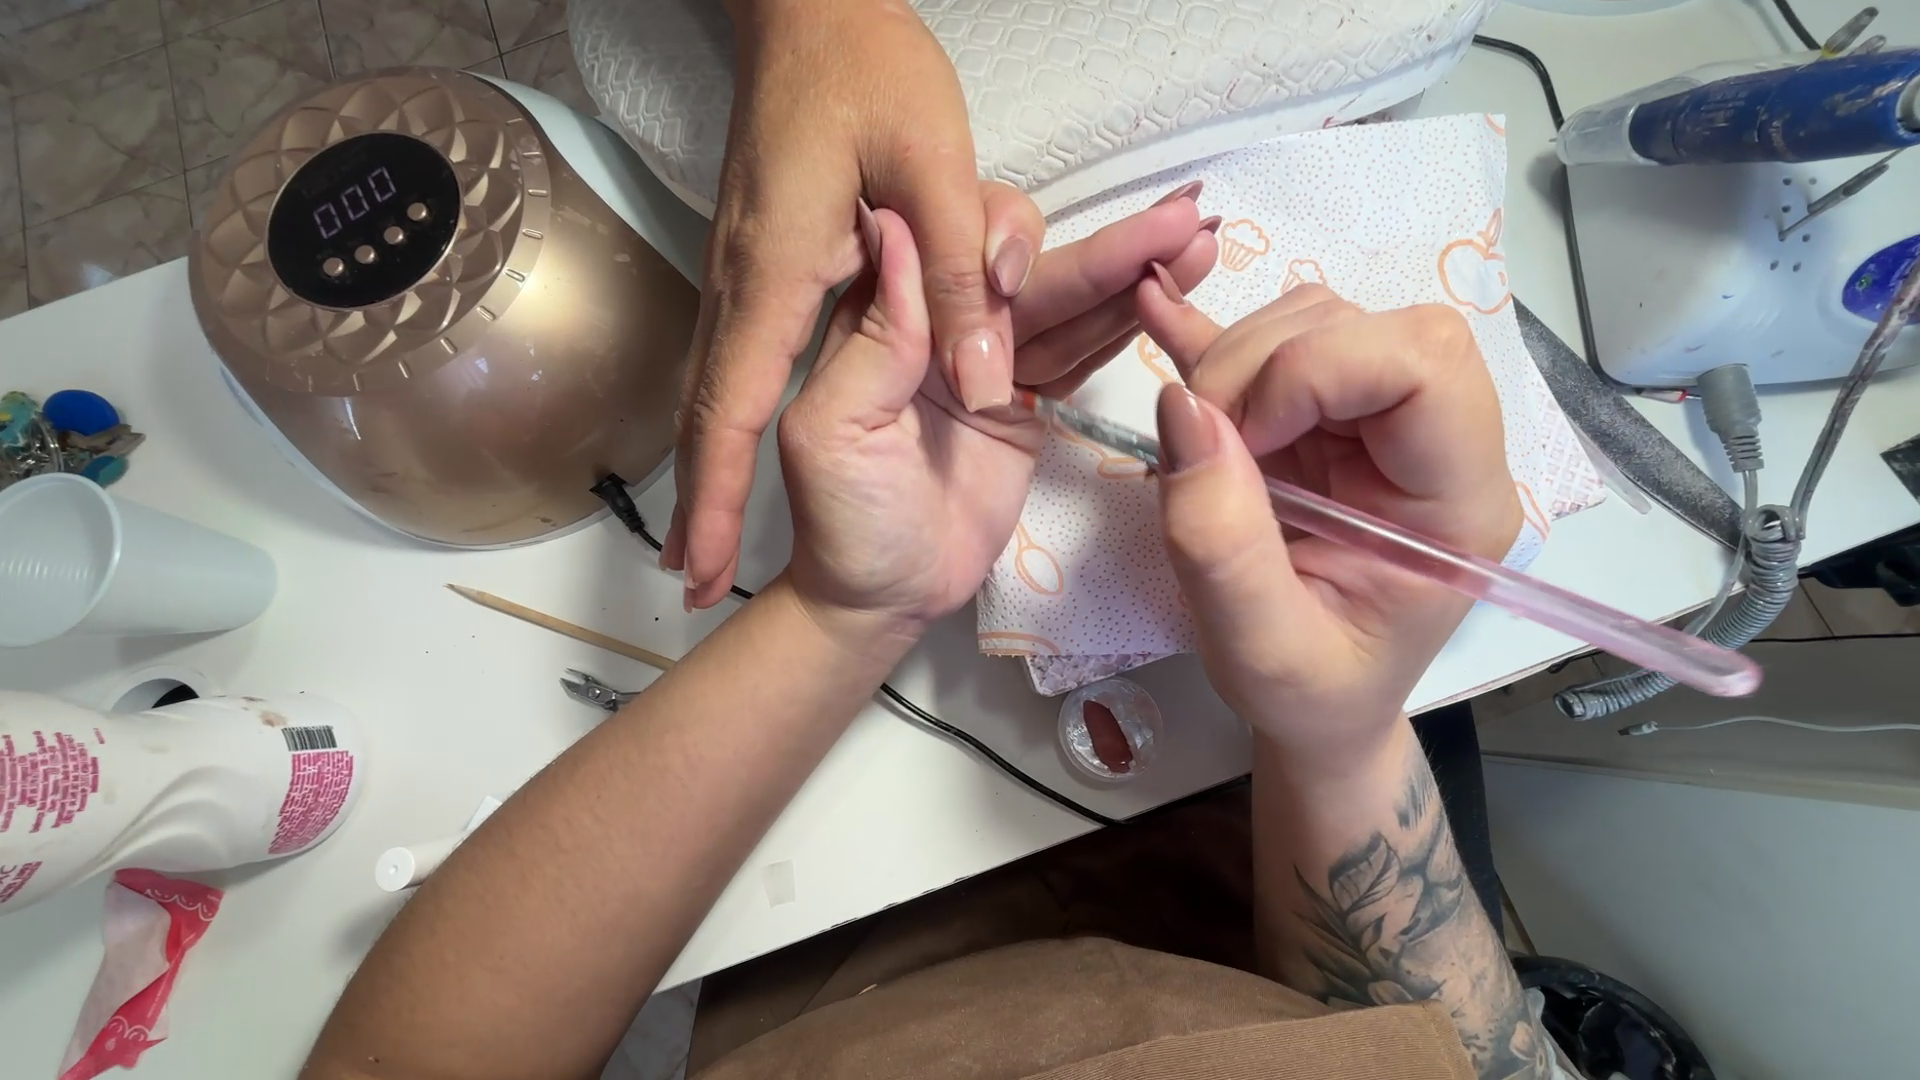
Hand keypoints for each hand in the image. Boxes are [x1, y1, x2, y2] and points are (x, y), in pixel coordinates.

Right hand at [672, 0, 1021, 605]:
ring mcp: (743, 280)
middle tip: (692, 579)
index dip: (714, 497)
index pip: (732, 409)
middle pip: (707, 415)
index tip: (699, 569)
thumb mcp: (934, 163)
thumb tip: (983, 379)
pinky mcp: (760, 270)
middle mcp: (743, 289)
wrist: (809, 8)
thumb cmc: (869, 70)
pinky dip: (726, 423)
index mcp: (778, 275)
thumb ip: (959, 277)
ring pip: (717, 392)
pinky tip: (728, 456)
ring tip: (700, 545)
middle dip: (697, 505)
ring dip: (707, 472)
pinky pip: (738, 363)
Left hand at [779, 195, 1216, 634]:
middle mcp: (941, 327)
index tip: (1023, 262)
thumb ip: (876, 340)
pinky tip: (1168, 291)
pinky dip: (1118, 328)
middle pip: (1022, 272)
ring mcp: (988, 364)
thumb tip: (896, 227)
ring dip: (1127, 277)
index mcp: (881, 320)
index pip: (942, 250)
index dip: (991, 240)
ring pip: (1061, 311)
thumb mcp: (836, 431)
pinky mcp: (1023, 402)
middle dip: (1098, 251)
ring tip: (1194, 239)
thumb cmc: (845, 520)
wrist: (890, 593)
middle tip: (1177, 220)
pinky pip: (1074, 358)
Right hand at [1138, 284, 1520, 772]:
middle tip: (1200, 449)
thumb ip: (1221, 542)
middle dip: (1254, 368)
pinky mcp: (1320, 420)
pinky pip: (1274, 347)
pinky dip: (1212, 336)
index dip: (1313, 374)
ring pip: (1312, 323)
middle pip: (1359, 328)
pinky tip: (1160, 309)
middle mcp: (1428, 443)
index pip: (1422, 363)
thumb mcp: (1259, 647)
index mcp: (1452, 502)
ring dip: (1231, 364)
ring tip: (1195, 440)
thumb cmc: (1309, 691)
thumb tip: (1181, 408)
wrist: (1319, 703)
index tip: (1242, 445)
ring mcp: (1373, 424)